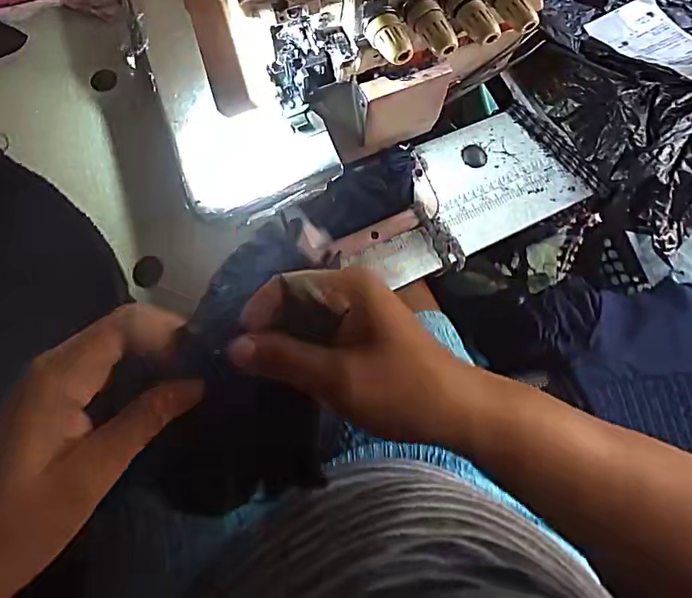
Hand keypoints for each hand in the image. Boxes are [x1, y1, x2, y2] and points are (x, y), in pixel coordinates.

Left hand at [0, 305, 203, 597]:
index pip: (125, 324)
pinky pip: (104, 362)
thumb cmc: (20, 527)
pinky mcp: (53, 395)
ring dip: (156, 350)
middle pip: (122, 325)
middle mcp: (53, 364)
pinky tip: (161, 387)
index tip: (203, 357)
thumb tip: (198, 382)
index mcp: (58, 376)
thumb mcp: (90, 477)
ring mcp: (50, 378)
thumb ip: (144, 421)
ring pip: (115, 340)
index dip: (169, 330)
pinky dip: (137, 366)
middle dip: (168, 337)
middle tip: (206, 364)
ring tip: (194, 372)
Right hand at [229, 267, 486, 446]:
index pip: (285, 283)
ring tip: (259, 373)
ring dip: (283, 342)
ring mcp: (360, 307)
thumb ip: (285, 358)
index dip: (256, 312)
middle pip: (294, 297)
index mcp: (349, 285)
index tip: (236, 349)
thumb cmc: (401, 390)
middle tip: (240, 366)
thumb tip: (234, 346)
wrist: (457, 409)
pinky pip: (322, 330)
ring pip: (306, 316)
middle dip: (267, 328)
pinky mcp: (363, 329)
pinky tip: (290, 374)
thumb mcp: (337, 378)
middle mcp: (352, 287)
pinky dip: (303, 349)